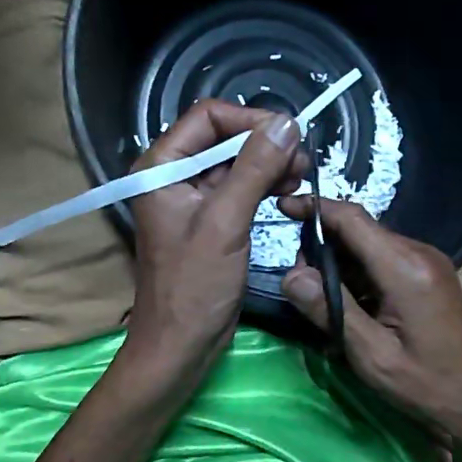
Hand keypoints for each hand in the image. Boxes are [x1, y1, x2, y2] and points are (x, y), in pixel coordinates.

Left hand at [125, 101, 308, 368]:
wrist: (179, 344)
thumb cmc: (193, 286)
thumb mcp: (225, 222)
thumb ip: (254, 168)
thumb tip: (286, 122)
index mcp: (160, 167)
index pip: (207, 117)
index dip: (249, 120)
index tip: (289, 135)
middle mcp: (171, 175)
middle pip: (222, 136)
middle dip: (263, 142)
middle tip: (302, 161)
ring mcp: (190, 197)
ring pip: (234, 161)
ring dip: (268, 162)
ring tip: (300, 174)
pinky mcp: (208, 218)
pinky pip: (238, 186)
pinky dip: (262, 183)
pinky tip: (286, 188)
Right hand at [278, 197, 461, 460]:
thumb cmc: (428, 384)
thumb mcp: (372, 355)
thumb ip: (331, 310)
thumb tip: (291, 275)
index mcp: (405, 268)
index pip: (352, 219)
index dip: (315, 207)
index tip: (281, 205)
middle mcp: (418, 253)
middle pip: (358, 230)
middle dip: (321, 242)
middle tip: (295, 276)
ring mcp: (426, 262)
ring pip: (368, 244)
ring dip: (337, 260)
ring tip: (314, 293)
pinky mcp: (427, 274)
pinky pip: (381, 259)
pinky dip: (355, 272)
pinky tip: (344, 301)